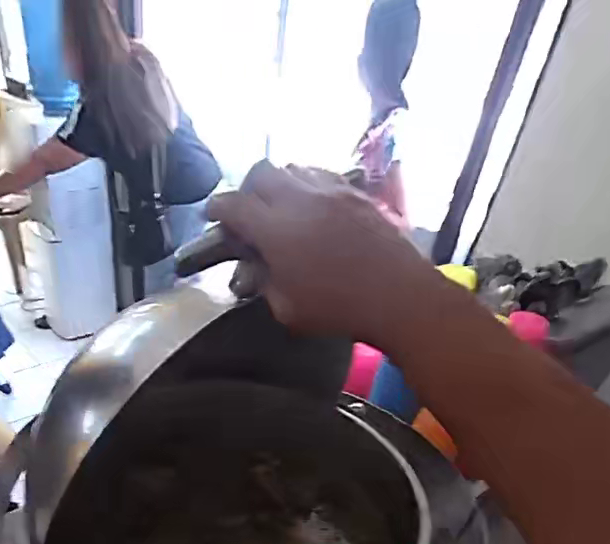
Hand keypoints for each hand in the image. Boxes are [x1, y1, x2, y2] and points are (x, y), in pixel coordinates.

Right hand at [206, 162, 447, 348]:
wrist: (396, 295)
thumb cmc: (337, 309)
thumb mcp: (287, 309)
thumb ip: (264, 284)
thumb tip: (254, 270)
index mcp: (275, 228)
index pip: (233, 205)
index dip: (217, 209)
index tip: (213, 216)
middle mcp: (299, 198)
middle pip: (261, 173)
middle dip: (247, 190)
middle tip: (248, 213)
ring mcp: (331, 190)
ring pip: (293, 168)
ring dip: (279, 185)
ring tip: (281, 209)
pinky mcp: (356, 193)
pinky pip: (322, 176)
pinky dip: (308, 187)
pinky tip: (313, 209)